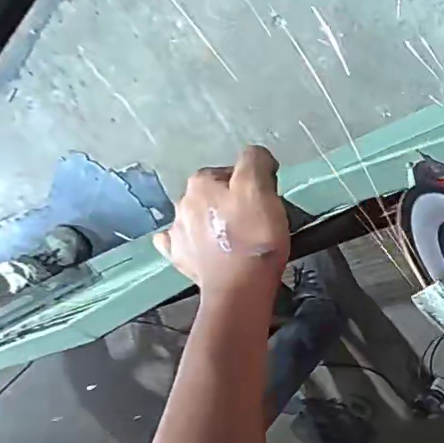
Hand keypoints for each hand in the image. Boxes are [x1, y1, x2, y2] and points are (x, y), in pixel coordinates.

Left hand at [154, 146, 290, 305]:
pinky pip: (180, 241)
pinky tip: (202, 247)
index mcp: (201, 182)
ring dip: (212, 220)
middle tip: (255, 217)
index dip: (250, 182)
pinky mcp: (178, 257)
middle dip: (230, 200)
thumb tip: (256, 156)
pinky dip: (191, 241)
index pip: (229, 170)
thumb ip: (256, 162)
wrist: (240, 286)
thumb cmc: (255, 235)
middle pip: (212, 193)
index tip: (266, 199)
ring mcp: (177, 232)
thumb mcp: (261, 188)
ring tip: (237, 236)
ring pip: (197, 216)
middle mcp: (183, 202)